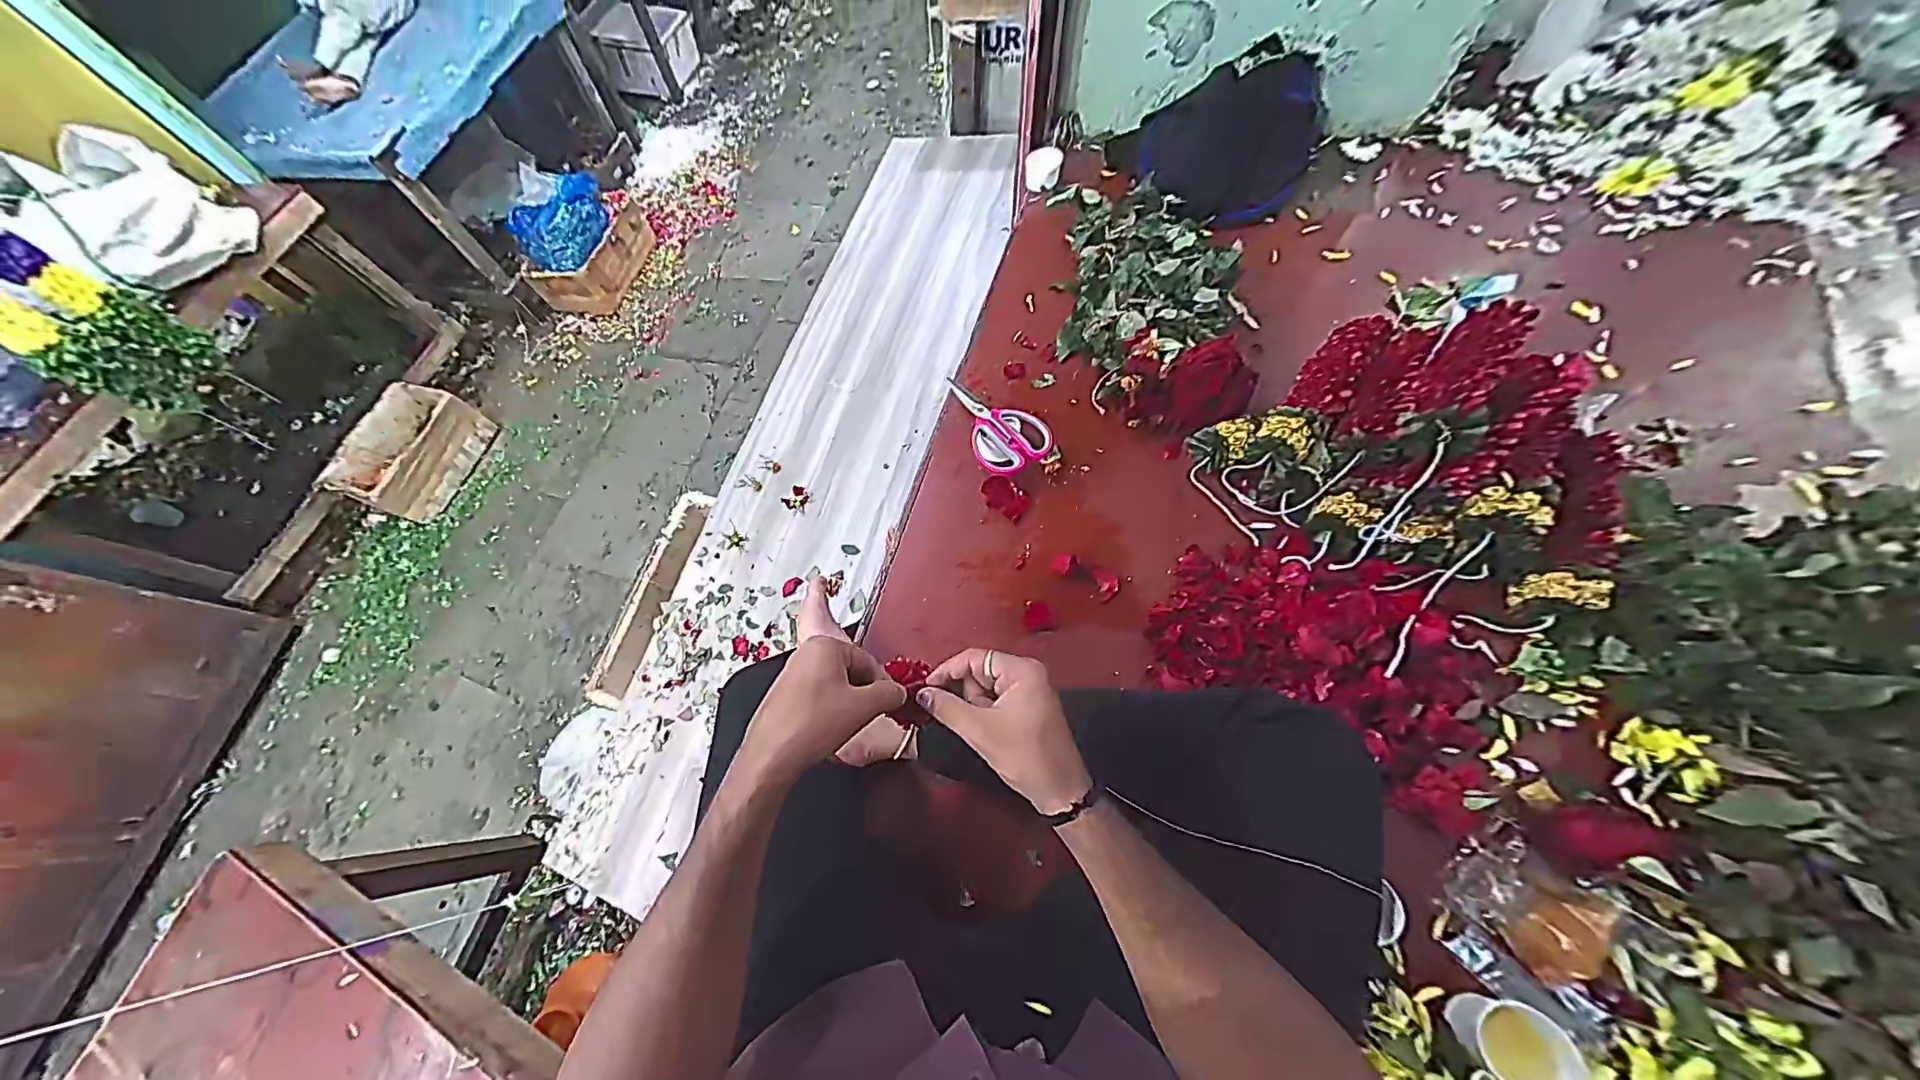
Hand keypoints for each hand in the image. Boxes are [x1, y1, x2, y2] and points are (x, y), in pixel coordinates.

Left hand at [732, 637, 906, 790]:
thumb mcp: (865, 707)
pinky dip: (828, 711)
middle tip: (869, 714)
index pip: (869, 660)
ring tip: (846, 725)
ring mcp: (792, 674)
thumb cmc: (812, 726)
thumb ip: (890, 694)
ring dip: (847, 704)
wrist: (771, 757)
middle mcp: (805, 654)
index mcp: (824, 645)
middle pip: (852, 671)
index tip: (890, 701)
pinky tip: (828, 730)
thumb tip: (897, 692)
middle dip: (864, 694)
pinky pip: (818, 697)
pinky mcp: (784, 695)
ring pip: (835, 685)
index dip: (883, 684)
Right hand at [917, 649, 1091, 816]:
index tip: (926, 689)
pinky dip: (984, 714)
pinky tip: (988, 732)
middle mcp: (1027, 673)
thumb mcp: (980, 731)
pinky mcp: (1027, 706)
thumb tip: (923, 693)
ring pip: (985, 688)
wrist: (1060, 790)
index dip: (947, 671)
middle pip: (979, 671)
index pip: (974, 657)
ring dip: (975, 707)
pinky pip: (996, 700)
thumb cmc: (1026, 757)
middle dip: (965, 694)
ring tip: (983, 731)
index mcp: (1022, 670)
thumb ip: (947, 708)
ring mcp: (1029, 690)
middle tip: (965, 720)